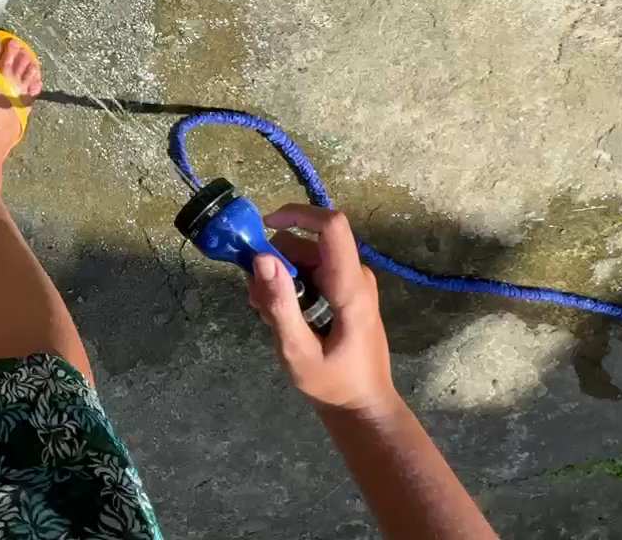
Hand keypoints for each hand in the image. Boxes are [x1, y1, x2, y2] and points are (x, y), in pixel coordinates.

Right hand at [247, 204, 400, 418]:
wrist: (363, 407)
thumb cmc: (333, 383)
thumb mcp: (297, 352)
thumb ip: (279, 305)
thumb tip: (261, 257)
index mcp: (349, 288)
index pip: (331, 226)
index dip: (297, 214)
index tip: (262, 227)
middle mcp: (354, 275)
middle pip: (304, 242)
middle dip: (273, 261)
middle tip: (257, 298)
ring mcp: (351, 281)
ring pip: (301, 255)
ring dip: (277, 276)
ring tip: (269, 313)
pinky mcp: (343, 288)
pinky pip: (307, 267)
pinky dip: (287, 282)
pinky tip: (283, 313)